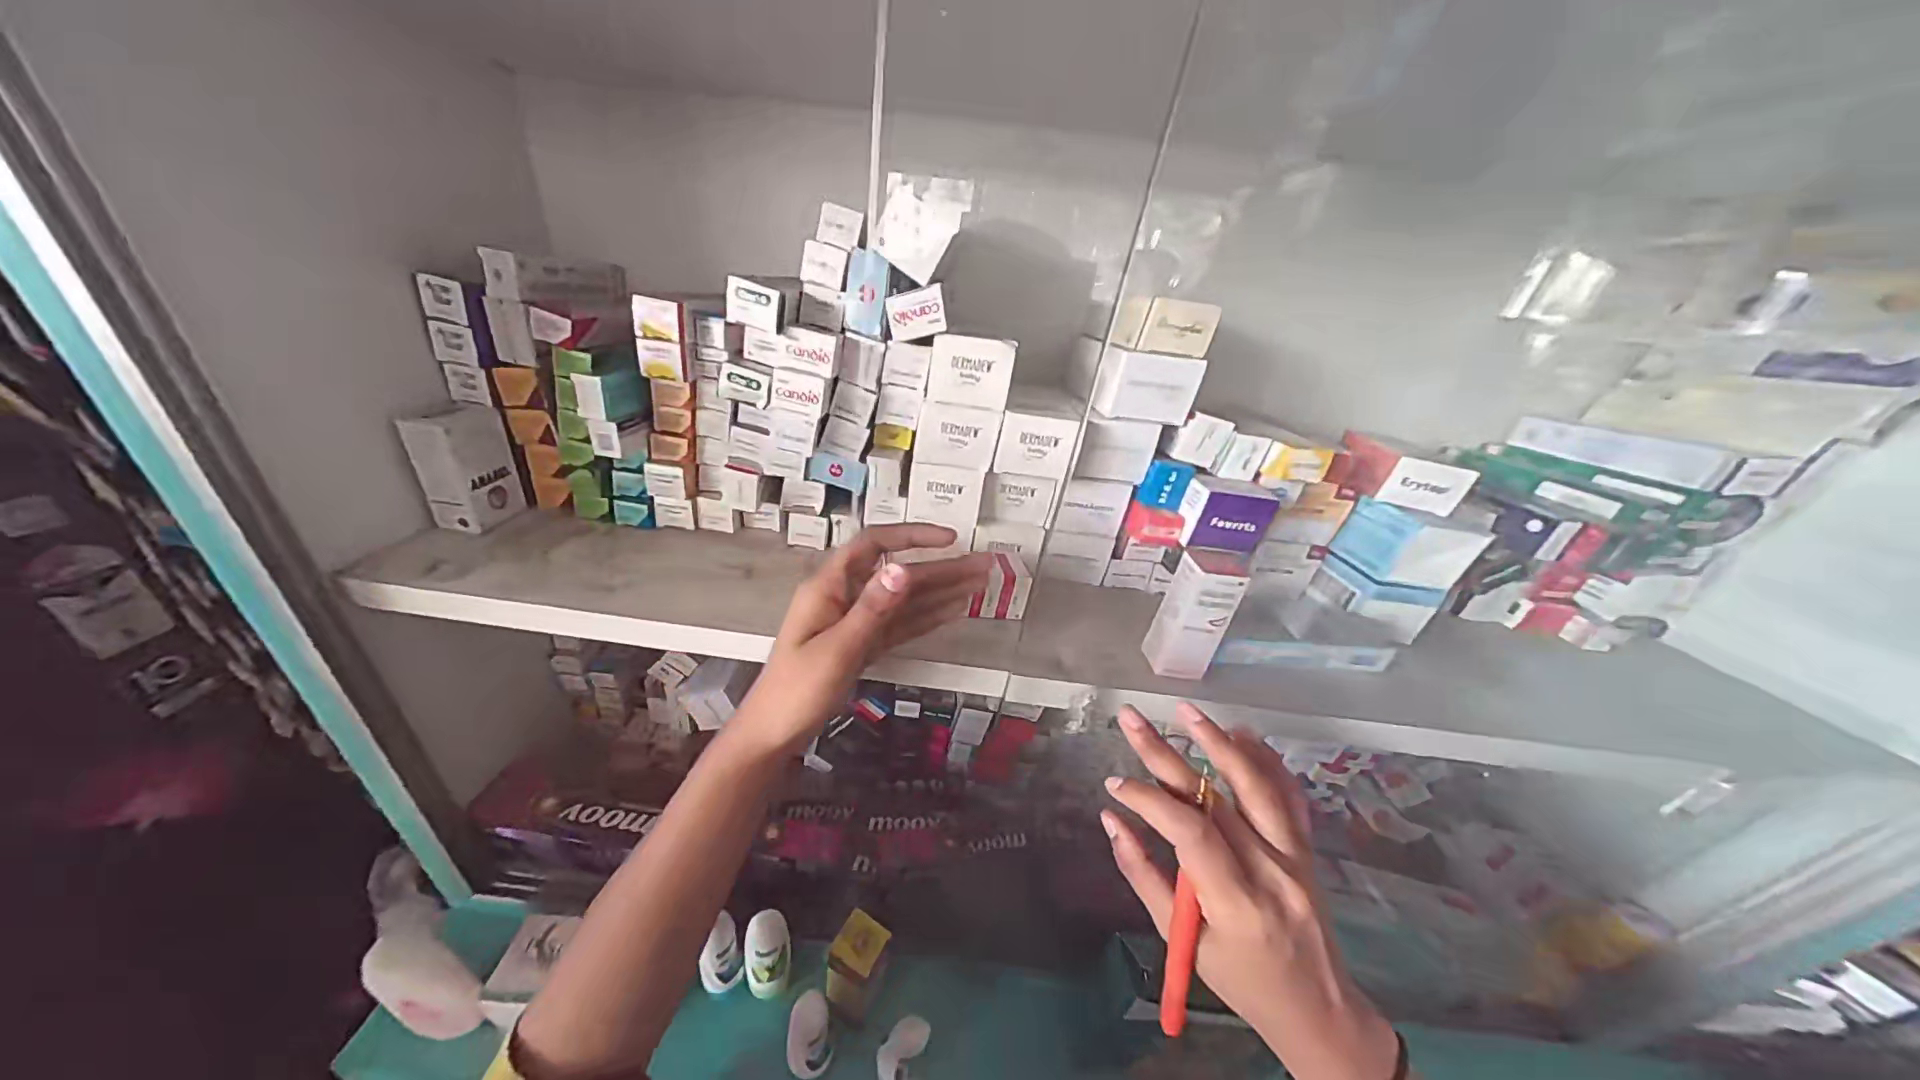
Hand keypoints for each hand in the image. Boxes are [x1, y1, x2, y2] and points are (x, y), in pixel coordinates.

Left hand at [734, 524, 989, 755]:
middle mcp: (844, 598)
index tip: (948, 539)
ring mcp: (855, 623)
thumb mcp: (837, 649)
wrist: (774, 734)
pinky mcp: (862, 645)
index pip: (874, 546)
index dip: (912, 537)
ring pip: (904, 600)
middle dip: (940, 568)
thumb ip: (872, 609)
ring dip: (941, 592)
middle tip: (983, 566)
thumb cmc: (797, 691)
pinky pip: (899, 625)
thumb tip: (902, 570)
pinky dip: (926, 618)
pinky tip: (952, 611)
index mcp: (829, 588)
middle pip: (898, 574)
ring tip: (979, 585)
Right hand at [1103, 704, 1400, 1079]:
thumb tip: (1111, 820)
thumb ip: (1142, 875)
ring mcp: (1295, 856)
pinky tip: (1240, 732)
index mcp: (1236, 903)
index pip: (1189, 832)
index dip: (1149, 800)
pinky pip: (1288, 795)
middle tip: (1131, 720)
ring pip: (1257, 786)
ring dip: (1219, 742)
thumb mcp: (1182, 940)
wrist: (1319, 1009)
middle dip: (1165, 754)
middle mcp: (1271, 871)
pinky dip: (1264, 759)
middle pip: (1215, 797)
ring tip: (1186, 712)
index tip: (1114, 783)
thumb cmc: (1240, 982)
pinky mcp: (1308, 849)